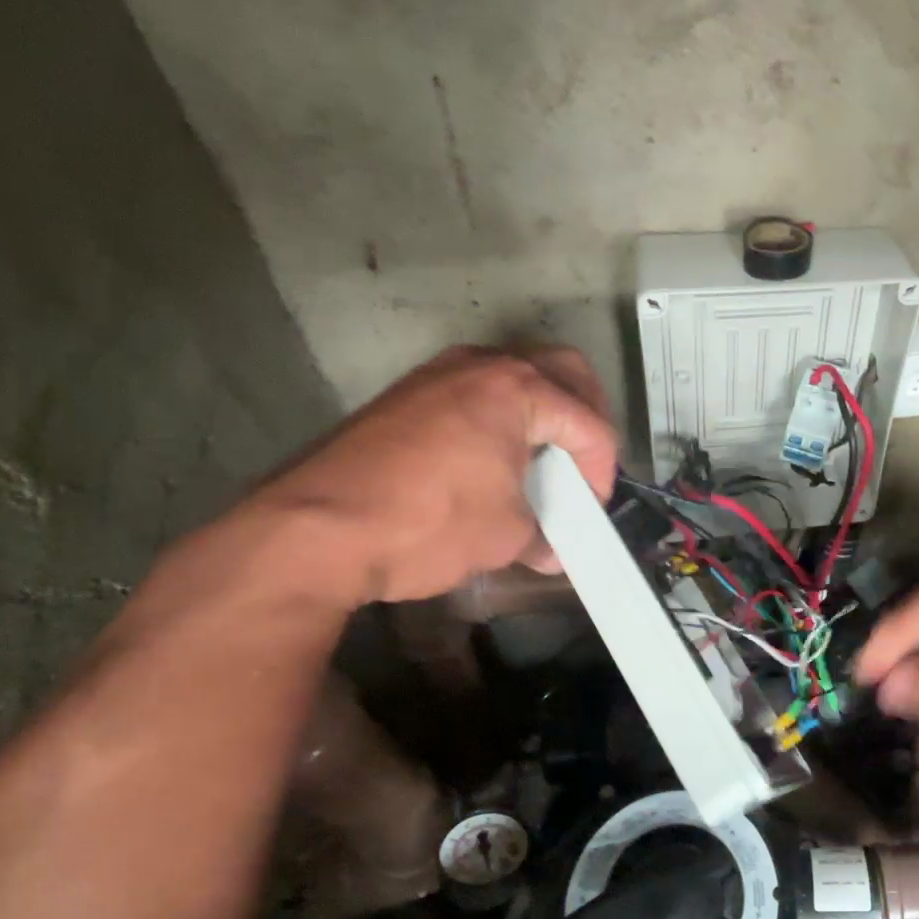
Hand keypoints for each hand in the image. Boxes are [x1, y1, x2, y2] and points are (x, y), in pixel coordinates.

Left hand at [248, 345, 617, 605]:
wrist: (315, 530)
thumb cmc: (429, 524)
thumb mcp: (504, 536)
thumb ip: (542, 536)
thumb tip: (552, 552)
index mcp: (517, 389)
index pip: (587, 422)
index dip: (603, 468)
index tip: (596, 507)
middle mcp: (480, 366)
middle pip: (561, 372)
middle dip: (585, 415)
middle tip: (585, 461)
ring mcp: (436, 376)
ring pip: (512, 376)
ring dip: (539, 412)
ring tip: (539, 462)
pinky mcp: (404, 397)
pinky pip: (471, 393)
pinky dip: (497, 419)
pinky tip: (488, 463)